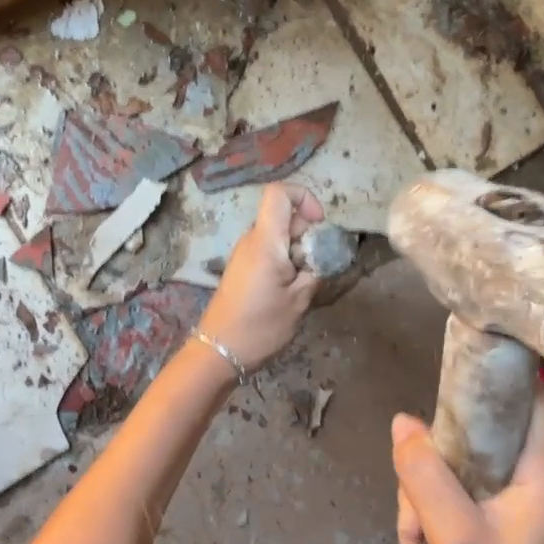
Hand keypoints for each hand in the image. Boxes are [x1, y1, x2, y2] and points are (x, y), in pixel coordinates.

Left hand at [197, 184, 324, 368]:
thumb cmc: (260, 326)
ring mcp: (244, 254)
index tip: (320, 225)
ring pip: (278, 237)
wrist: (219, 351)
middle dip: (307, 235)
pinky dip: (284, 263)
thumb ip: (316, 270)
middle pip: (283, 217)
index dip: (304, 198)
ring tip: (303, 285)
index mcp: (265, 240)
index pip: (280, 193)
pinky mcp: (241, 269)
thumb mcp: (300, 300)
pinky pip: (268, 252)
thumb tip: (324, 255)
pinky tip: (289, 291)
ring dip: (297, 252)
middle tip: (315, 267)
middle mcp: (251, 240)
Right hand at [391, 391, 543, 543]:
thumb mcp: (452, 537)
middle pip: (489, 434)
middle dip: (438, 464)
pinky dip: (458, 506)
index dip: (484, 378)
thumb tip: (403, 422)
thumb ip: (424, 474)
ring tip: (417, 539)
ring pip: (483, 463)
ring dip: (439, 492)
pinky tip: (434, 542)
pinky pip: (492, 489)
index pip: (527, 393)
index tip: (440, 385)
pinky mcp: (543, 518)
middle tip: (413, 513)